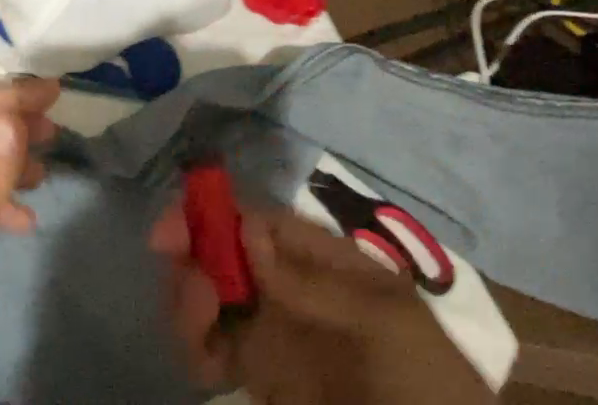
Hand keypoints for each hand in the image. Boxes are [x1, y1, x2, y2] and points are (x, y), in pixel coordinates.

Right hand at [153, 206, 493, 404]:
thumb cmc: (426, 382)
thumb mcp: (387, 322)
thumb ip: (315, 281)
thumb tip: (248, 231)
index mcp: (324, 262)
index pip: (257, 221)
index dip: (210, 215)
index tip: (171, 231)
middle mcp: (289, 288)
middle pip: (220, 254)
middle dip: (191, 259)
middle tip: (191, 289)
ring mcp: (272, 334)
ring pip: (206, 299)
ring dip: (186, 303)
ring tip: (199, 324)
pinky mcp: (259, 376)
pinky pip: (211, 350)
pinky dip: (195, 347)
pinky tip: (204, 361)